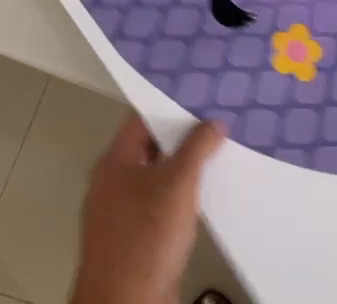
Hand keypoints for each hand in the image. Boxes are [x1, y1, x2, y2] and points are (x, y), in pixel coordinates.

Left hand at [71, 115, 225, 303]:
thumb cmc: (146, 235)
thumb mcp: (177, 183)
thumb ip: (197, 147)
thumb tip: (214, 122)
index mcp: (114, 162)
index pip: (143, 119)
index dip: (172, 106)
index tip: (203, 97)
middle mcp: (114, 183)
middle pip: (152, 148)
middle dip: (185, 137)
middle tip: (220, 122)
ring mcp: (123, 213)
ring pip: (159, 178)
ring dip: (187, 169)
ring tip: (222, 153)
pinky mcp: (136, 239)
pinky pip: (162, 206)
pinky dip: (183, 197)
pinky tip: (210, 194)